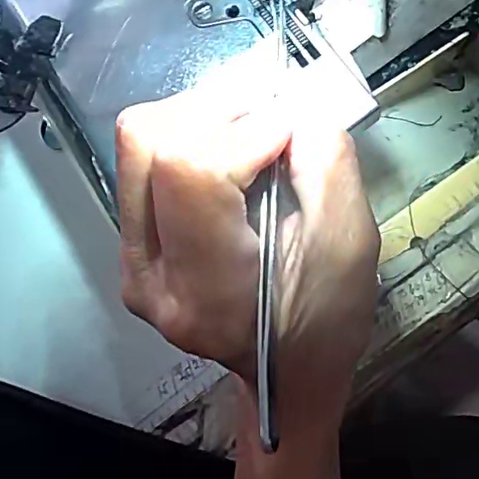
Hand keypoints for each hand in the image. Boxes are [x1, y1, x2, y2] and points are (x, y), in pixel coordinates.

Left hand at [115, 86, 378, 444]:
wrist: (284, 370)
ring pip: (140, 140)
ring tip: (248, 128)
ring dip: (200, 115)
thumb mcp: (348, 247)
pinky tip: (228, 146)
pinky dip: (189, 132)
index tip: (290, 132)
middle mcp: (150, 273)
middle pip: (153, 143)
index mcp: (208, 289)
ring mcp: (131, 256)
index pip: (191, 171)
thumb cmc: (323, 322)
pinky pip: (144, 157)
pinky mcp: (131, 238)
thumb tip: (288, 108)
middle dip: (218, 111)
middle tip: (269, 119)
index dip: (245, 132)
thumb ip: (326, 166)